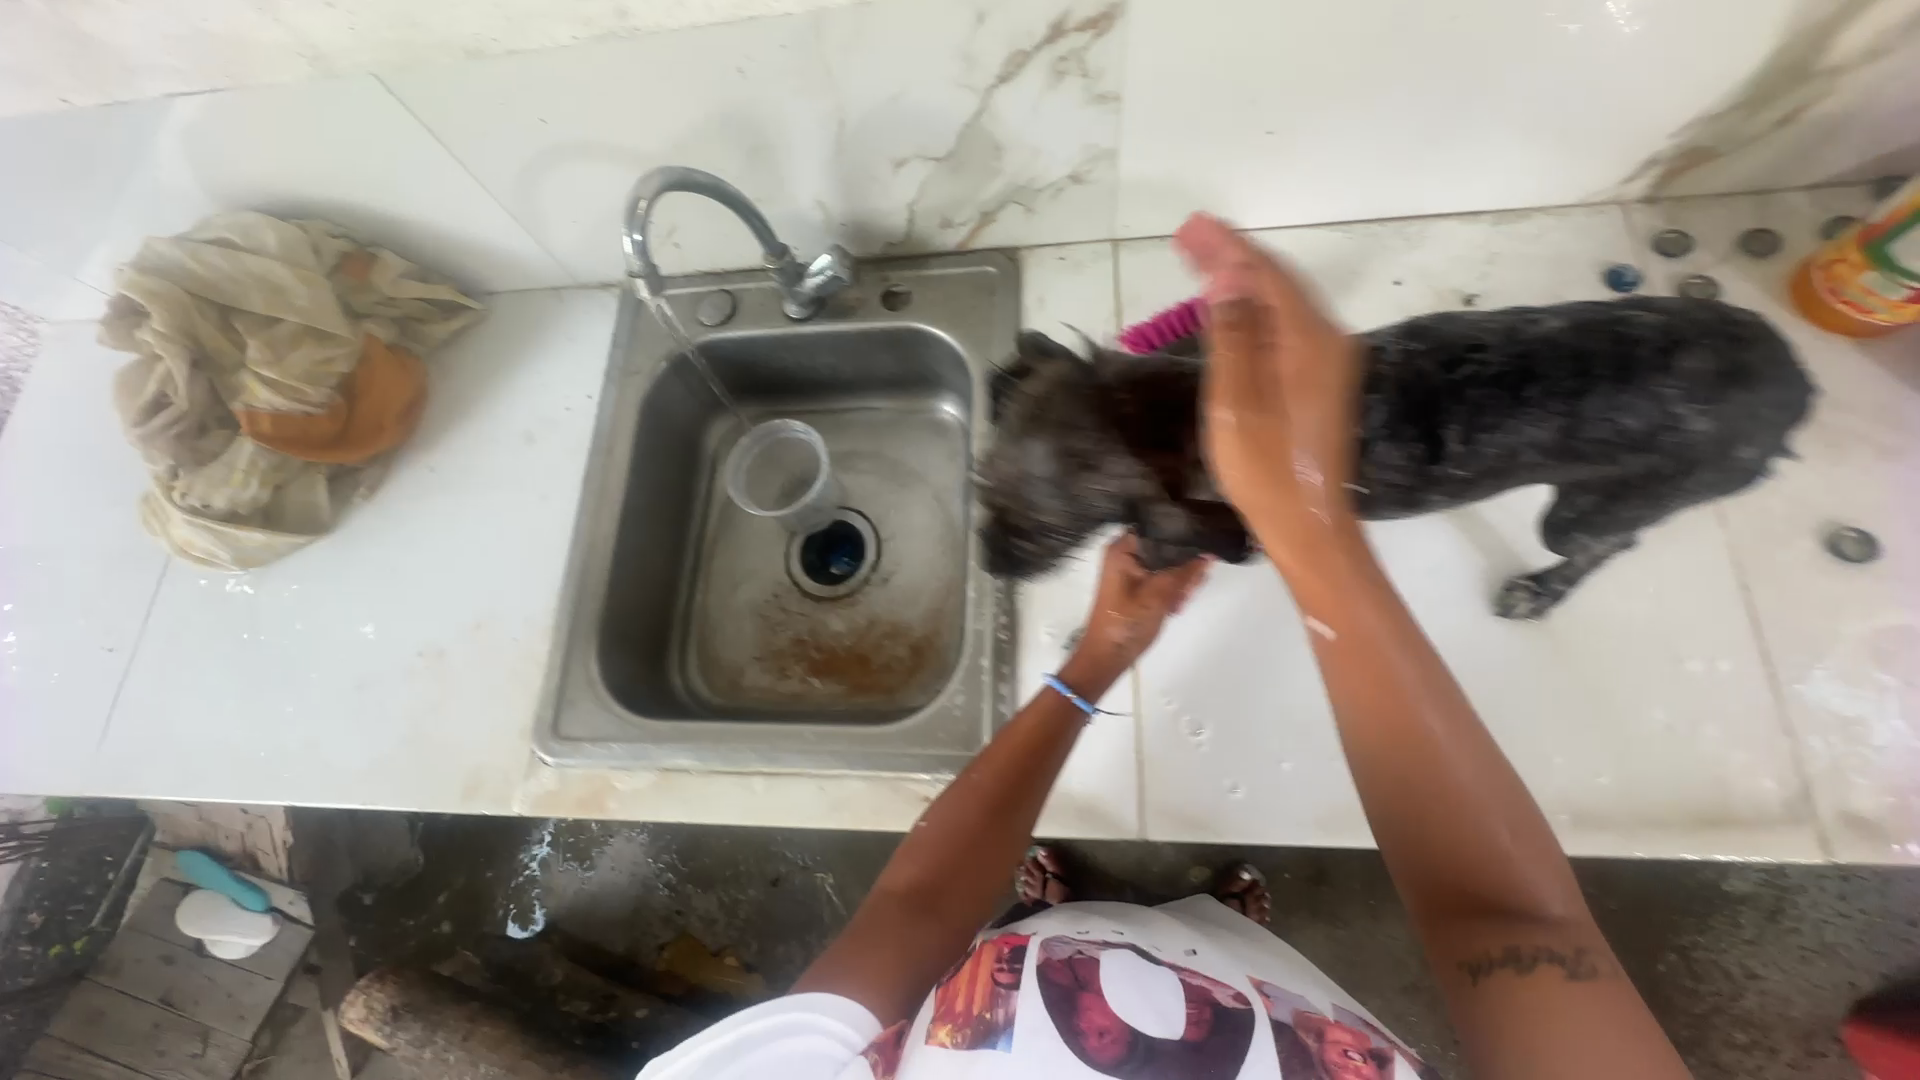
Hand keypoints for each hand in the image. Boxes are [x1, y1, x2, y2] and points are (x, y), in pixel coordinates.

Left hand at [1071, 534, 1209, 675]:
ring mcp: (1129, 572)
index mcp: (1122, 548)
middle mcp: (1124, 554)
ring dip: (1179, 582)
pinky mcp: (1136, 588)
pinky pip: (1160, 580)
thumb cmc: (1127, 621)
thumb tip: (1209, 554)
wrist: (1107, 656)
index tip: (1205, 545)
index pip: (1159, 528)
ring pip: (1167, 566)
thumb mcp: (1160, 594)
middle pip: (1166, 549)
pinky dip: (1171, 591)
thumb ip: (1185, 572)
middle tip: (1191, 587)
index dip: (1183, 536)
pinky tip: (1176, 606)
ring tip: (1181, 601)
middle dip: (1183, 567)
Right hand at [1173, 213, 1365, 576]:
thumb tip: (1228, 275)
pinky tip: (1235, 308)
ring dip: (1243, 280)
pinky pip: (1286, 327)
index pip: (1264, 276)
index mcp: (1307, 341)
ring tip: (1203, 262)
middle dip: (1233, 257)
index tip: (1190, 226)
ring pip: (1283, 303)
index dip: (1227, 249)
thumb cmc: (1264, 469)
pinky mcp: (1320, 381)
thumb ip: (1234, 335)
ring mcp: (1327, 361)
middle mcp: (1327, 341)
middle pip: (1277, 283)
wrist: (1306, 522)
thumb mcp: (1237, 402)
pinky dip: (1257, 308)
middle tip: (1189, 236)